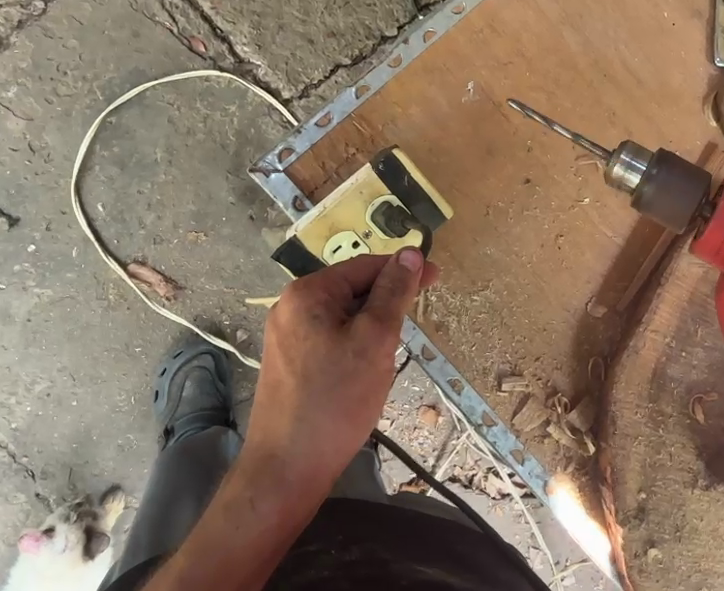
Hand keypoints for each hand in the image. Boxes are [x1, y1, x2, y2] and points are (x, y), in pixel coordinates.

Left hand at [242, 248, 439, 492]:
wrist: (286, 470)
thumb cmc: (335, 400)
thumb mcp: (375, 340)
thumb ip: (394, 292)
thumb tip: (411, 253)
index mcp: (307, 292)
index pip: (365, 266)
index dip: (404, 270)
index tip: (438, 278)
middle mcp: (290, 306)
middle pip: (352, 290)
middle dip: (386, 303)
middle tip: (414, 327)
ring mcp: (285, 336)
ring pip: (344, 317)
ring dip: (372, 327)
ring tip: (389, 354)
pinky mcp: (288, 363)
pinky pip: (330, 338)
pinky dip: (355, 346)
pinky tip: (365, 372)